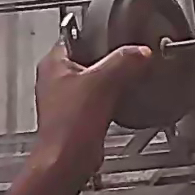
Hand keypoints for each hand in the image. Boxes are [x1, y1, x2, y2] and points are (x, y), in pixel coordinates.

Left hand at [27, 41, 152, 187]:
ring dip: (112, 77)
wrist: (68, 161)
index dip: (96, 32)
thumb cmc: (70, 126)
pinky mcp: (79, 114)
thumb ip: (124, 61)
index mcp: (53, 64)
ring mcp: (67, 98)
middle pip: (88, 56)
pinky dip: (112, 95)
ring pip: (95, 77)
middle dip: (109, 56)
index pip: (74, 35)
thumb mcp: (102, 82)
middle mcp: (56, 79)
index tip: (116, 32)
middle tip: (128, 54)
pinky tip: (124, 97)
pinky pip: (100, 96)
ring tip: (129, 75)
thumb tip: (141, 51)